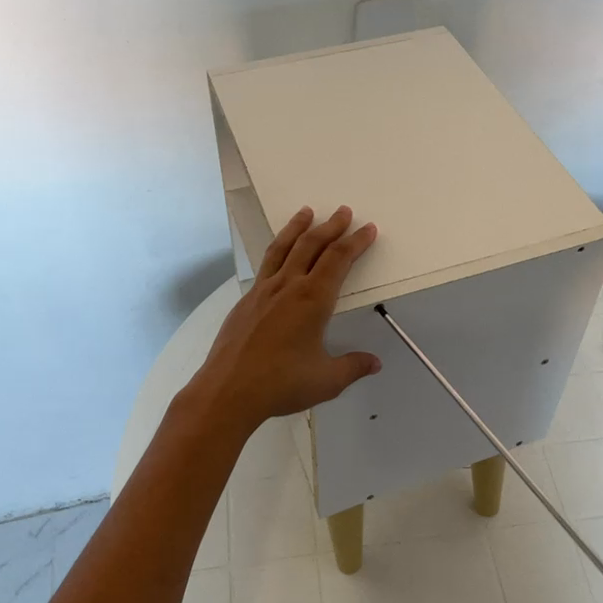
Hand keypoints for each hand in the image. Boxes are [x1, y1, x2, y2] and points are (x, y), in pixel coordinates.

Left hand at [176, 205, 381, 434]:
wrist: (228, 390)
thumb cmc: (281, 384)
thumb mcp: (326, 380)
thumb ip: (352, 367)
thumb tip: (374, 363)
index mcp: (313, 300)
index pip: (338, 260)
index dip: (355, 242)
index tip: (367, 228)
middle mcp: (288, 287)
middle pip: (311, 245)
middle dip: (331, 226)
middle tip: (343, 211)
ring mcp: (263, 291)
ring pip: (282, 248)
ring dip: (297, 227)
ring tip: (305, 212)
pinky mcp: (246, 301)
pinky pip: (266, 265)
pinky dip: (277, 250)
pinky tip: (278, 255)